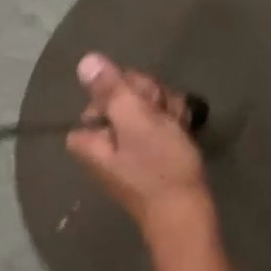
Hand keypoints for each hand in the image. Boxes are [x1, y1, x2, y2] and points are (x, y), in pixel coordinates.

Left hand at [66, 52, 208, 224]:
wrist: (185, 209)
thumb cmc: (159, 167)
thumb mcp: (136, 122)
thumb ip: (111, 90)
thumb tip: (85, 61)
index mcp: (89, 133)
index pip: (111, 88)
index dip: (136, 90)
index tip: (150, 106)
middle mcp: (102, 137)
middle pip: (131, 94)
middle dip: (155, 100)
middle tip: (166, 120)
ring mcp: (126, 144)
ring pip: (150, 105)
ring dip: (169, 110)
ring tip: (177, 130)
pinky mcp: (147, 150)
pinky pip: (159, 120)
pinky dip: (173, 122)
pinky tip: (182, 132)